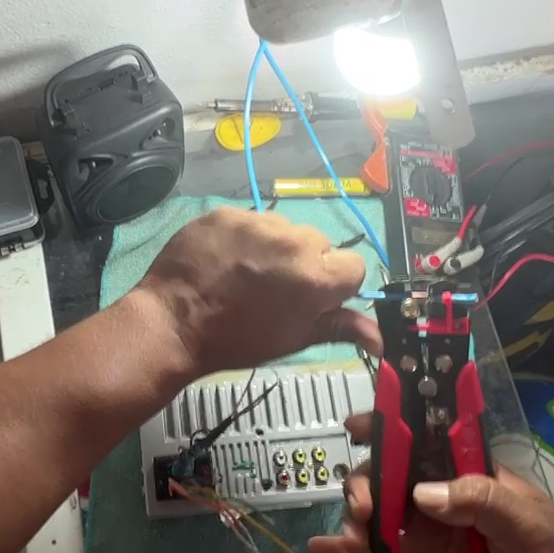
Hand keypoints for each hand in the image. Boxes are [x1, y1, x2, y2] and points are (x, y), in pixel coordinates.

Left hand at [130, 208, 380, 373]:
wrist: (173, 324)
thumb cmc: (237, 340)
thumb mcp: (292, 339)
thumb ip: (339, 328)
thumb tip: (380, 338)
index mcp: (316, 276)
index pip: (351, 266)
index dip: (334, 284)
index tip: (311, 297)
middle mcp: (292, 240)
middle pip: (318, 243)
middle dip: (304, 263)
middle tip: (274, 288)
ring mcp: (256, 222)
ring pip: (284, 229)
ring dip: (274, 247)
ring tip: (245, 273)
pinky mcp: (225, 213)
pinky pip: (249, 220)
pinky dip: (243, 237)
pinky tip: (225, 259)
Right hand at [308, 414, 553, 552]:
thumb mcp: (529, 528)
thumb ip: (481, 502)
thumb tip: (421, 493)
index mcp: (469, 469)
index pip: (425, 434)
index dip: (391, 424)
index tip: (360, 427)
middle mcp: (441, 489)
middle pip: (389, 470)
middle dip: (366, 480)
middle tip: (363, 507)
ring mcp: (425, 525)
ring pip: (377, 505)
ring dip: (355, 514)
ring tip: (352, 538)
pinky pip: (376, 548)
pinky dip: (349, 548)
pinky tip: (322, 551)